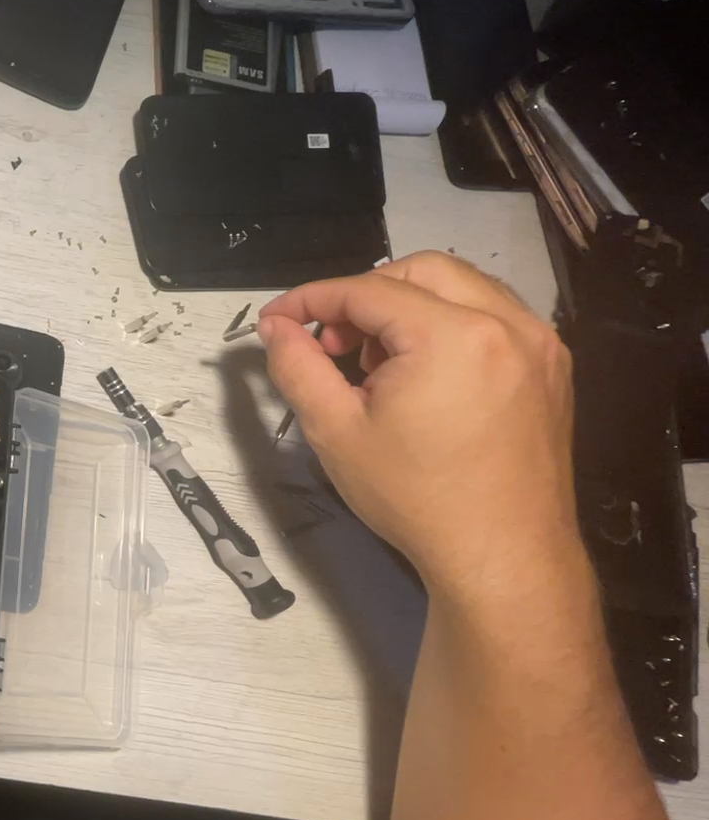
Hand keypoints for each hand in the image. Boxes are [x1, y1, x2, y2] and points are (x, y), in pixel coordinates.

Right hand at [258, 252, 579, 599]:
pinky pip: (488, 317)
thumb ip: (297, 366)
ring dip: (401, 307)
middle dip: (360, 295)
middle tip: (326, 342)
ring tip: (368, 363)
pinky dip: (439, 324)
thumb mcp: (332, 428)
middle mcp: (508, 325)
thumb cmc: (410, 492)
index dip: (309, 299)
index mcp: (453, 337)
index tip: (272, 320)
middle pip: (420, 270)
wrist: (499, 549)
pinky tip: (413, 373)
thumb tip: (275, 327)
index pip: (367, 290)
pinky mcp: (547, 368)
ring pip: (459, 288)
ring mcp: (538, 345)